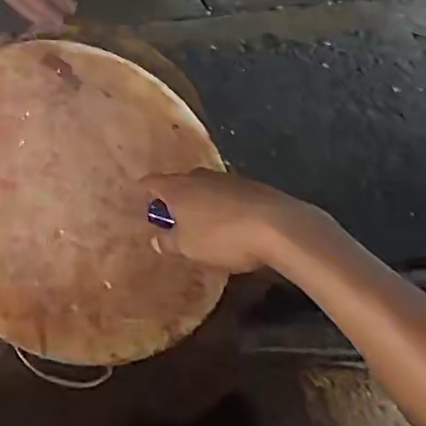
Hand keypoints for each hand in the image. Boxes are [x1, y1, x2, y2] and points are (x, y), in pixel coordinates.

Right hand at [139, 169, 331, 274]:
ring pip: (205, 187)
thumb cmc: (223, 237)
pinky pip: (230, 194)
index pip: (150, 183)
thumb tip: (157, 238)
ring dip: (203, 202)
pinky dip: (227, 206)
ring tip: (209, 226)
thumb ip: (169, 242)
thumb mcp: (189, 248)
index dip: (145, 194)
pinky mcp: (253, 186)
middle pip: (178, 183)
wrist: (281, 227)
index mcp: (175, 187)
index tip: (145, 208)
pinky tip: (237, 226)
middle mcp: (196, 176)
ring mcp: (226, 178)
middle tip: (178, 222)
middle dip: (176, 199)